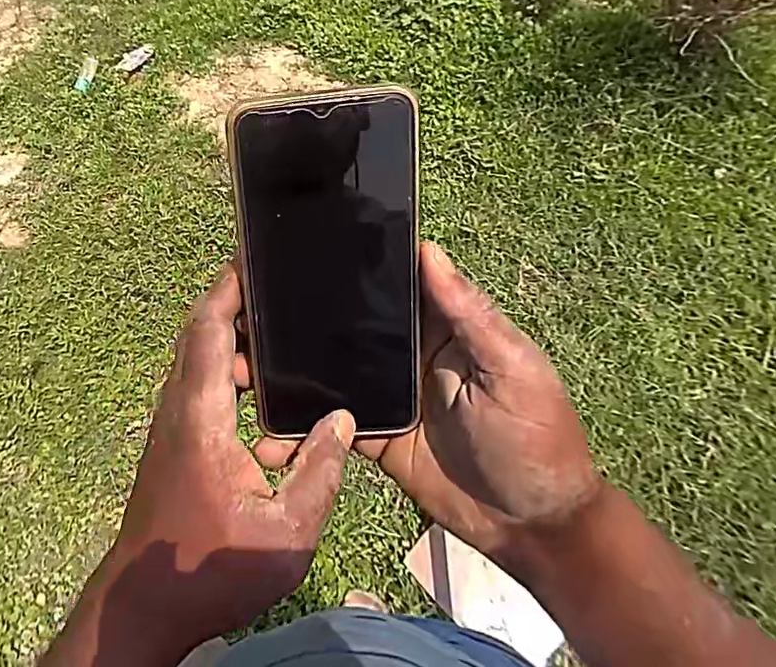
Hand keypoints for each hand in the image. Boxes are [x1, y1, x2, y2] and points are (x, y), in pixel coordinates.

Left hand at [43, 266, 355, 665]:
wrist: (146, 600)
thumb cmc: (212, 568)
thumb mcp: (286, 533)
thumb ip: (320, 473)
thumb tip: (341, 420)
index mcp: (202, 414)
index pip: (208, 331)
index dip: (226, 290)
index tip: (248, 259)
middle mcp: (179, 405)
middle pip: (199, 332)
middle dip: (231, 301)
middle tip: (274, 289)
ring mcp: (172, 419)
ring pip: (196, 354)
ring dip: (228, 333)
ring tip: (274, 328)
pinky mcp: (174, 434)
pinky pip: (198, 378)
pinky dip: (224, 361)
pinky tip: (259, 381)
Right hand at [253, 242, 599, 562]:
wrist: (533, 527)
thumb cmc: (538, 438)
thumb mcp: (512, 370)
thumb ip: (470, 314)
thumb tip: (429, 249)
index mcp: (434, 322)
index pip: (383, 280)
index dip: (344, 263)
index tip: (291, 246)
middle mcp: (400, 348)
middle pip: (341, 321)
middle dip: (295, 313)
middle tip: (242, 305)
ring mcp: (381, 390)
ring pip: (323, 367)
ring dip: (285, 367)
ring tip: (238, 364)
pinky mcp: (369, 432)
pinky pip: (326, 419)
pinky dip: (296, 426)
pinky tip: (266, 432)